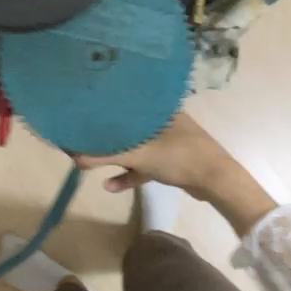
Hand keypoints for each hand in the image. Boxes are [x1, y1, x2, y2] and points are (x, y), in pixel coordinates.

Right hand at [73, 114, 236, 196]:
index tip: (83, 115)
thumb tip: (74, 158)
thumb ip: (106, 156)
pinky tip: (110, 186)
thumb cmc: (180, 157)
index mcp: (157, 109)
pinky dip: (129, 175)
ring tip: (91, 164)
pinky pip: (143, 166)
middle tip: (82, 140)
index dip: (103, 110)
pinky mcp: (170, 162)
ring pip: (135, 147)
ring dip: (116, 158)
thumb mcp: (139, 155)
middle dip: (106, 136)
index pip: (125, 104)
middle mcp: (162, 121)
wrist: (216, 181)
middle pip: (127, 126)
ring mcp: (167, 142)